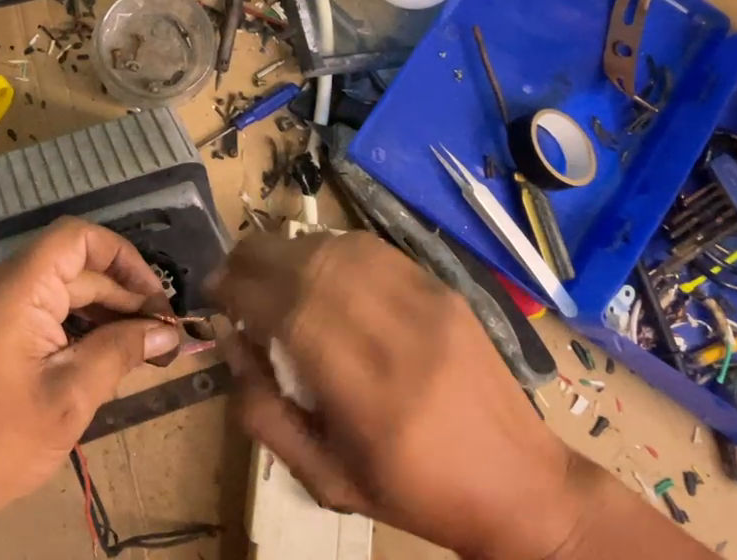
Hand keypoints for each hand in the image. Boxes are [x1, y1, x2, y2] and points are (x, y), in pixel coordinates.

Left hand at [0, 217, 180, 556]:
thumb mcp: (72, 395)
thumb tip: (168, 331)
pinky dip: (77, 322)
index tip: (157, 298)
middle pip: (73, 266)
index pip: (76, 238)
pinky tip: (110, 350)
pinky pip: (42, 305)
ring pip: (60, 286)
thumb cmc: (3, 440)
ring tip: (147, 346)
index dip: (123, 257)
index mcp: (14, 286)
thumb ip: (121, 351)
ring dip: (103, 311)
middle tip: (166, 335)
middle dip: (122, 294)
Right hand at [211, 231, 587, 559]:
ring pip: (332, 247)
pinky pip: (367, 248)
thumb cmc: (414, 491)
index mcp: (366, 392)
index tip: (213, 295)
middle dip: (250, 259)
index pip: (282, 309)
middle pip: (305, 264)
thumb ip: (263, 412)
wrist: (523, 488)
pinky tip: (313, 266)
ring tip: (264, 268)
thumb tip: (230, 342)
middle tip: (229, 275)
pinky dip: (326, 247)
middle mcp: (395, 335)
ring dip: (284, 249)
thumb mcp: (325, 478)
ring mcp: (425, 303)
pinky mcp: (441, 289)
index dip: (235, 291)